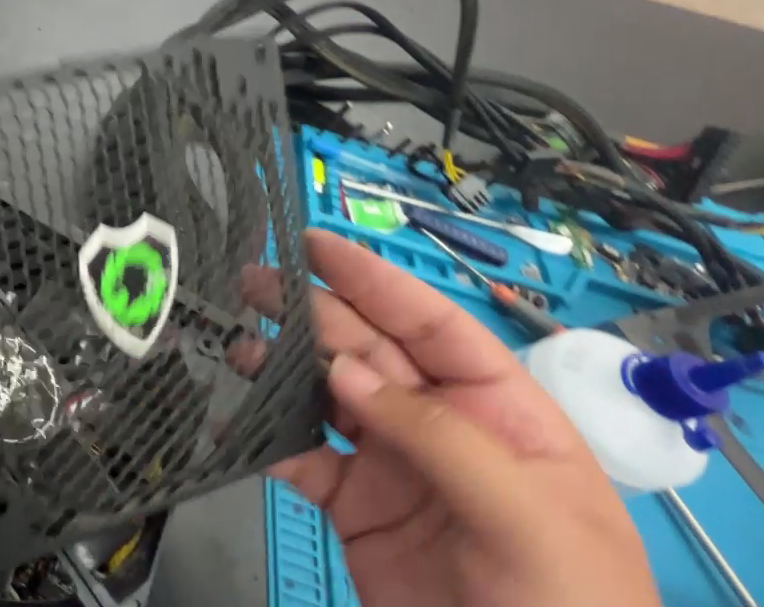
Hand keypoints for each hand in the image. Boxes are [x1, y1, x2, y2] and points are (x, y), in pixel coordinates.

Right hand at [246, 230, 659, 606]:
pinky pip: (301, 456)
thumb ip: (436, 437)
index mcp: (499, 413)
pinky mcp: (353, 506)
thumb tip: (340, 370)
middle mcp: (440, 426)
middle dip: (310, 310)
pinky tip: (236, 423)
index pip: (431, 327)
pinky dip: (265, 436)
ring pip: (325, 393)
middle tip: (249, 280)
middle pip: (366, 349)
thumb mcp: (527, 519)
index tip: (313, 243)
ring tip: (237, 348)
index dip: (373, 280)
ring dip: (280, 366)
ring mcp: (392, 465)